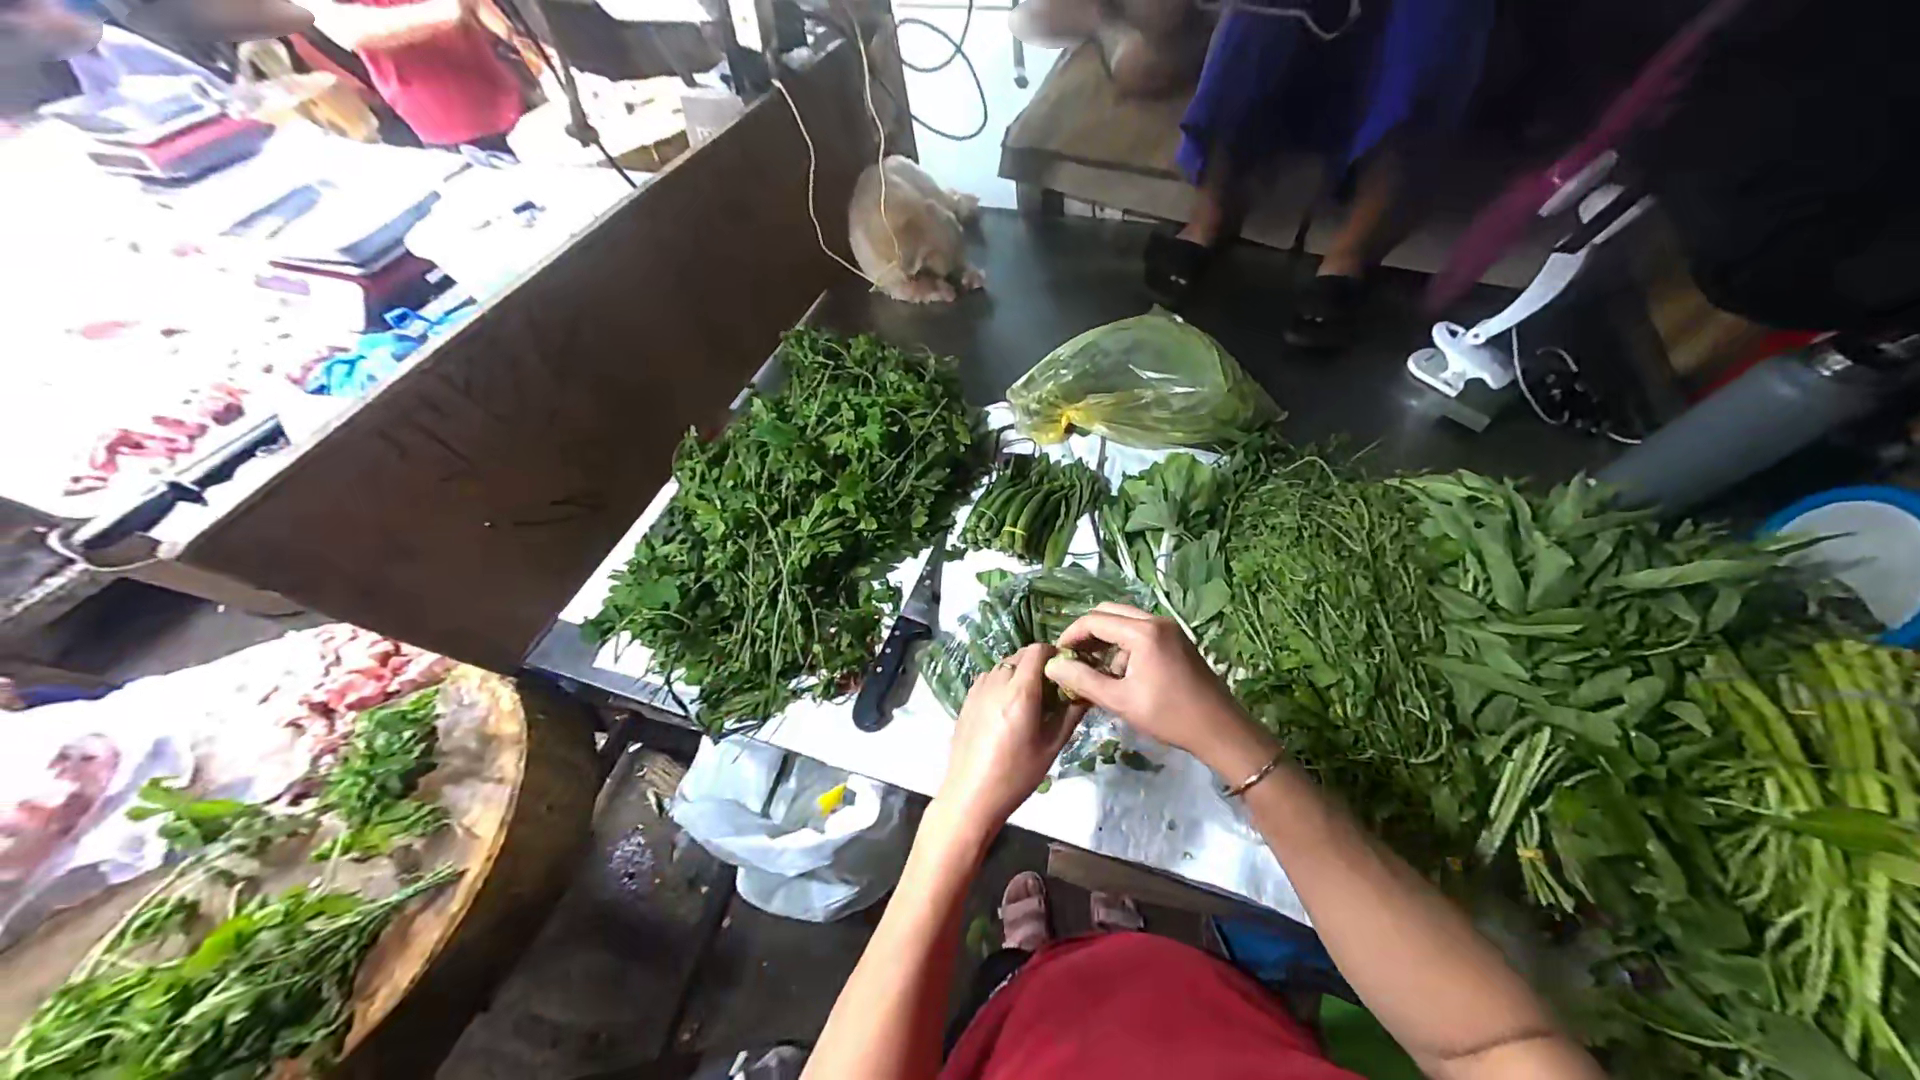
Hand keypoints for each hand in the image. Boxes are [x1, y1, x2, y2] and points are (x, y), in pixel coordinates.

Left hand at [935, 644, 1085, 834]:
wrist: (971, 795)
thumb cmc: (1016, 775)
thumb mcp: (1051, 747)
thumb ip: (1070, 714)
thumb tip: (1085, 692)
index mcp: (1020, 692)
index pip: (1037, 651)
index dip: (1053, 654)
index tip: (1064, 670)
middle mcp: (996, 683)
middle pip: (1019, 656)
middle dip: (1037, 663)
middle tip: (1050, 687)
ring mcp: (977, 690)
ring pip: (1002, 666)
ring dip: (1018, 672)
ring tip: (1029, 698)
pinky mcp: (966, 700)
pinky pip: (987, 678)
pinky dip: (1000, 682)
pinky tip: (1006, 707)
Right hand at [1045, 603, 1277, 777]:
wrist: (1221, 729)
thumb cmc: (1169, 716)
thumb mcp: (1120, 701)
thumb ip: (1083, 680)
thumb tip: (1051, 665)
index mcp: (1142, 632)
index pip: (1094, 620)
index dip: (1071, 635)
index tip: (1058, 655)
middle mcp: (1156, 621)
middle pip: (1109, 612)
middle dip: (1087, 632)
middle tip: (1073, 657)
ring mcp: (1170, 628)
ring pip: (1125, 620)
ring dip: (1106, 637)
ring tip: (1094, 667)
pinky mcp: (1177, 639)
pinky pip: (1141, 629)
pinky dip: (1124, 642)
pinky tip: (1120, 672)